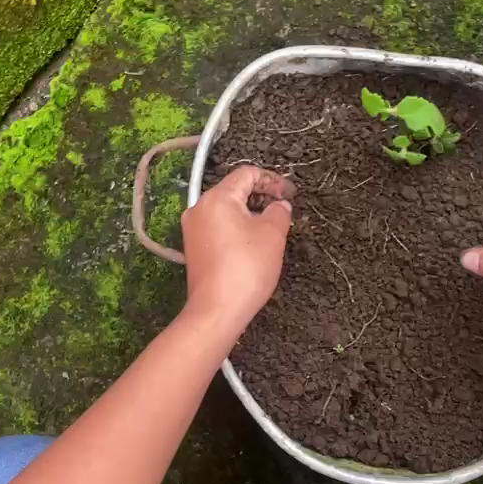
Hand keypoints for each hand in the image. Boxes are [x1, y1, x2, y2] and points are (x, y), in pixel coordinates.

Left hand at [180, 165, 294, 331]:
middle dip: (261, 197)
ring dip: (249, 214)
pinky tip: (252, 244)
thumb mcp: (273, 235)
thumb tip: (279, 205)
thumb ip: (279, 212)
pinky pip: (218, 228)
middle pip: (234, 191)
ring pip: (226, 210)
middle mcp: (199, 208)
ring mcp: (193, 229)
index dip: (272, 180)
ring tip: (271, 228)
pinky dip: (236, 228)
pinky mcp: (193, 248)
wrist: (217, 309)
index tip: (289, 194)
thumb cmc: (246, 268)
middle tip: (283, 210)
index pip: (247, 174)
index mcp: (217, 198)